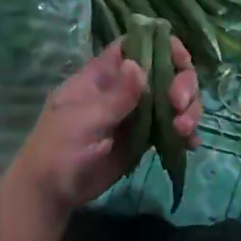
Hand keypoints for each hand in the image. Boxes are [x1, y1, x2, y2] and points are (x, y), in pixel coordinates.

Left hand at [6, 35, 203, 215]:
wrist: (50, 195)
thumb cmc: (57, 151)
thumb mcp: (83, 122)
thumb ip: (114, 97)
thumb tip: (138, 65)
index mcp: (104, 75)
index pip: (137, 46)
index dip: (163, 46)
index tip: (181, 62)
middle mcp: (124, 89)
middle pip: (165, 71)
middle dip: (182, 84)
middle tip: (180, 106)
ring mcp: (136, 113)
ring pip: (173, 99)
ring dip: (188, 110)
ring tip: (184, 132)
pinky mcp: (144, 138)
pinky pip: (171, 127)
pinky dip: (185, 134)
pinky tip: (190, 145)